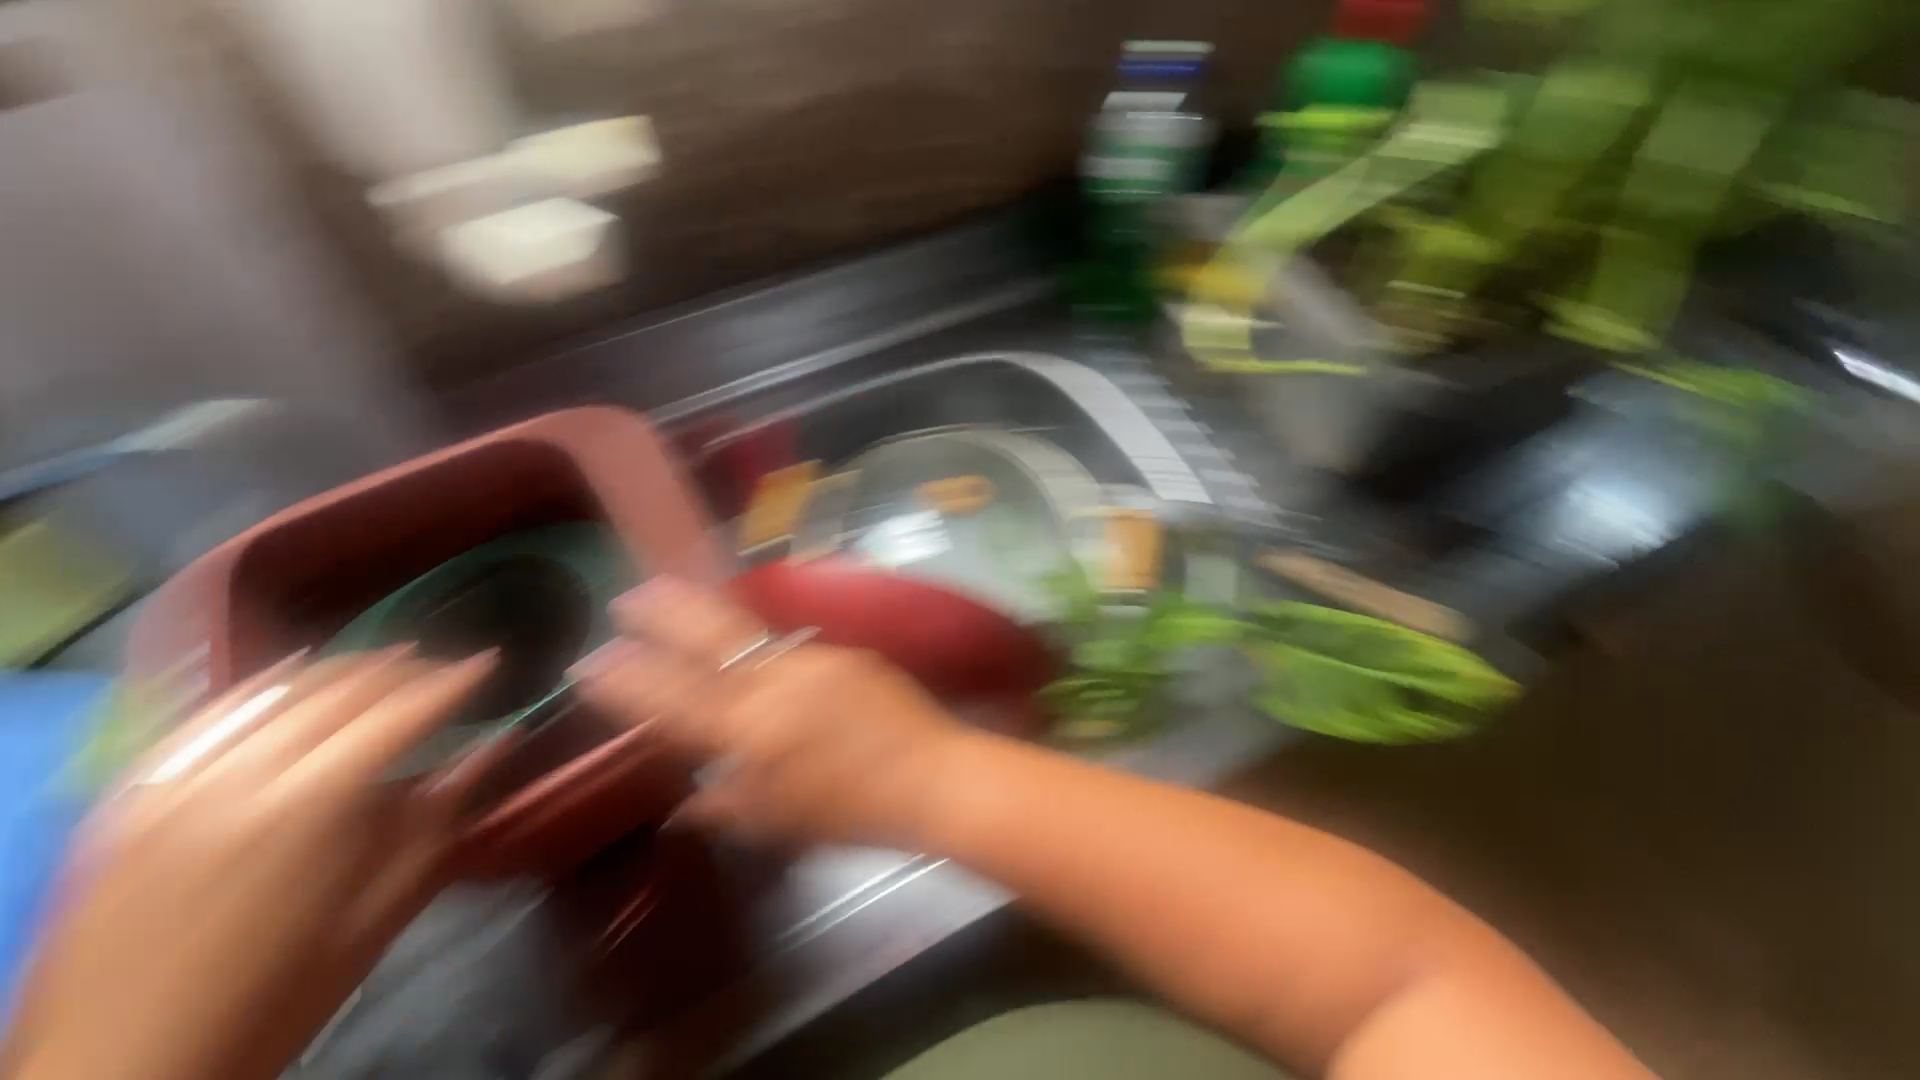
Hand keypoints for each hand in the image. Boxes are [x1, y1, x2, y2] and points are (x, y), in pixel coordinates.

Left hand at [3, 649, 502, 1079]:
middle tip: (445, 664)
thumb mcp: (377, 919)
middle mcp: (237, 777)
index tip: (488, 661)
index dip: (450, 682)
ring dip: (340, 669)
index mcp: (308, 811)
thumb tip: (495, 746)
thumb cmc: (276, 1000)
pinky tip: (292, 674)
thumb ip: (438, 821)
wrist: (121, 1072)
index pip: (396, 715)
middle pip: (336, 691)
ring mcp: (172, 783)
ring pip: (272, 692)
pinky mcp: (129, 798)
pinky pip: (206, 717)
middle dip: (401, 668)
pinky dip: (261, 686)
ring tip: (387, 661)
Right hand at [574, 578, 980, 849]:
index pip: (673, 699)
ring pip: (749, 633)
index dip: (629, 681)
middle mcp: (775, 685)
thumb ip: (726, 806)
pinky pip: (791, 649)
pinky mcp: (846, 653)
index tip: (593, 661)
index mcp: (750, 732)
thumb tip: (684, 807)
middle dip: (665, 614)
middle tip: (630, 596)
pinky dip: (765, 650)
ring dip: (710, 617)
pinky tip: (761, 655)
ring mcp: (813, 661)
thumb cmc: (854, 813)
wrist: (936, 777)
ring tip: (679, 600)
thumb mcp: (781, 821)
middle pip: (709, 638)